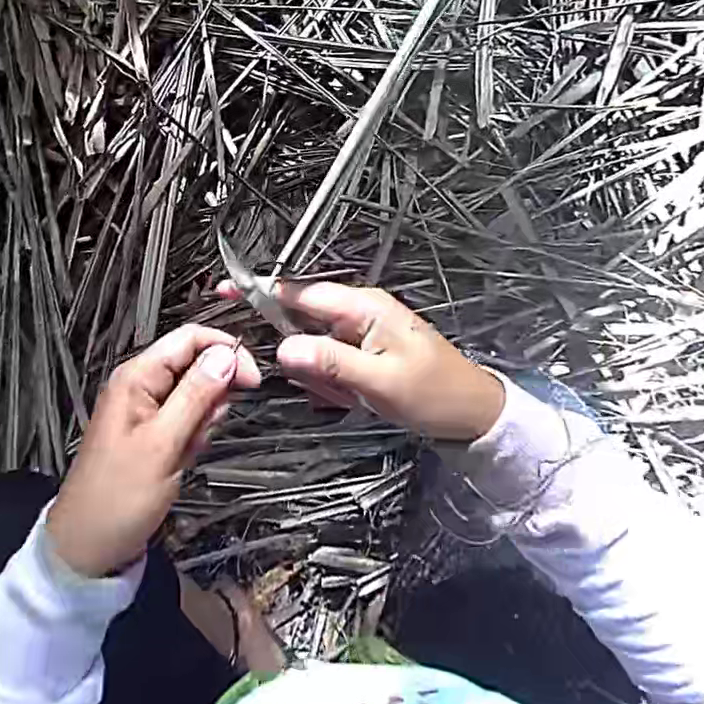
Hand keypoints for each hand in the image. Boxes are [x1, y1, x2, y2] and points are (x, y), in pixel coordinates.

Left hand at [46, 325, 261, 576]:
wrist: (88, 547)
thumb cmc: (120, 496)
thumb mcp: (163, 443)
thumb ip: (196, 395)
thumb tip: (227, 355)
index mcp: (137, 376)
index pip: (190, 338)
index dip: (225, 350)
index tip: (253, 380)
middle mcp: (141, 383)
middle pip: (195, 363)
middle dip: (213, 393)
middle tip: (205, 430)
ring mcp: (146, 407)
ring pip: (195, 393)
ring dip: (204, 419)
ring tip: (188, 449)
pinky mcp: (153, 430)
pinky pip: (186, 418)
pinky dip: (194, 435)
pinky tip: (184, 457)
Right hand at [217, 280, 502, 441]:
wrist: (472, 414)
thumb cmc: (437, 393)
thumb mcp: (381, 382)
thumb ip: (331, 363)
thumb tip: (286, 350)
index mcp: (364, 307)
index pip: (302, 291)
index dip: (264, 291)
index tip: (230, 289)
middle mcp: (359, 312)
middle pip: (302, 322)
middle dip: (307, 360)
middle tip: (333, 387)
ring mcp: (359, 332)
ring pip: (313, 350)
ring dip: (324, 378)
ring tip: (355, 395)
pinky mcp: (360, 352)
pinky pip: (328, 365)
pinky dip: (334, 385)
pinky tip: (358, 397)